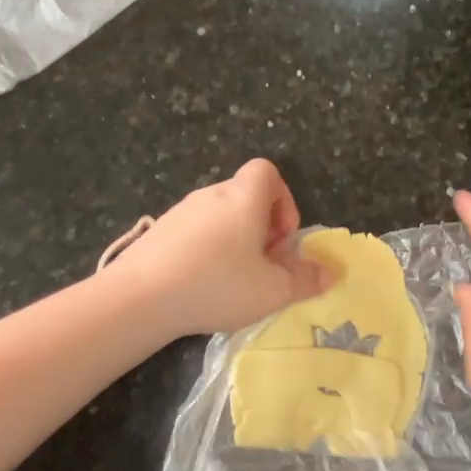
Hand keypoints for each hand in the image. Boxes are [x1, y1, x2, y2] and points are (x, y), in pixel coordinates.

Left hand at [104, 159, 330, 337]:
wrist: (140, 298)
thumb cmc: (218, 284)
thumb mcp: (272, 290)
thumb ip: (305, 280)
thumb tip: (330, 272)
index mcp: (244, 197)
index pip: (267, 172)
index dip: (283, 200)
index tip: (281, 239)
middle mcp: (213, 194)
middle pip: (245, 197)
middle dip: (260, 228)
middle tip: (262, 266)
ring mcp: (181, 211)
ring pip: (219, 216)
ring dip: (232, 241)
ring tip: (232, 281)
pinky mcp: (157, 232)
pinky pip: (193, 233)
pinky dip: (204, 251)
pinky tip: (199, 287)